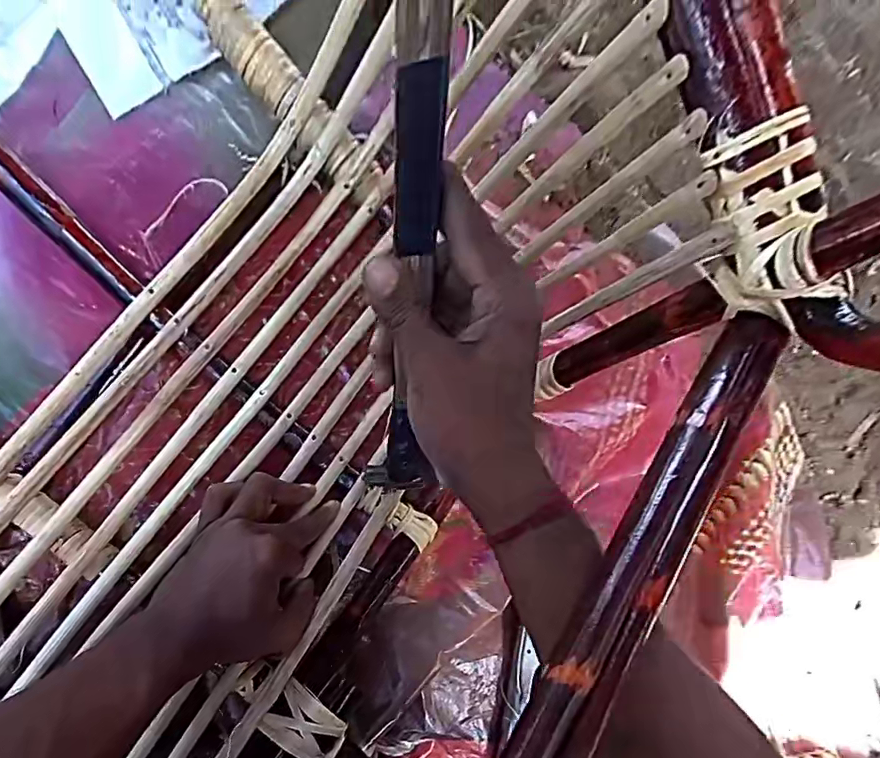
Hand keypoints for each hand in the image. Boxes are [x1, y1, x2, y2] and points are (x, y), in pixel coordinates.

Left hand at [138, 475, 337, 677]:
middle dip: (307, 507)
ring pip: (252, 488)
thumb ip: (305, 606)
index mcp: (270, 552)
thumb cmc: (228, 635)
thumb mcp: (282, 634)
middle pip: (284, 508)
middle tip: (320, 504)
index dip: (321, 530)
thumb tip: (306, 585)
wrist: (176, 633)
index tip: (333, 518)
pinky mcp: (203, 530)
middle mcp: (247, 529)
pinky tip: (245, 496)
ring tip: (289, 493)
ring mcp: (222, 525)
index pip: (304, 538)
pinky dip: (236, 490)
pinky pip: (219, 496)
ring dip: (275, 487)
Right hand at [363, 163, 551, 524]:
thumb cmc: (466, 423)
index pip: (465, 221)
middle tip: (380, 331)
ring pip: (423, 298)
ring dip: (395, 330)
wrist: (489, 477)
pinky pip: (426, 326)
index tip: (409, 159)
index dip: (435, 191)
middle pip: (435, 262)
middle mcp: (496, 296)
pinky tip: (390, 379)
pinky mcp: (467, 344)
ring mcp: (481, 321)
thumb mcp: (425, 366)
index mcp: (502, 291)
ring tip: (383, 370)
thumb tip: (377, 262)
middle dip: (398, 294)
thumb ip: (401, 312)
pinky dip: (403, 348)